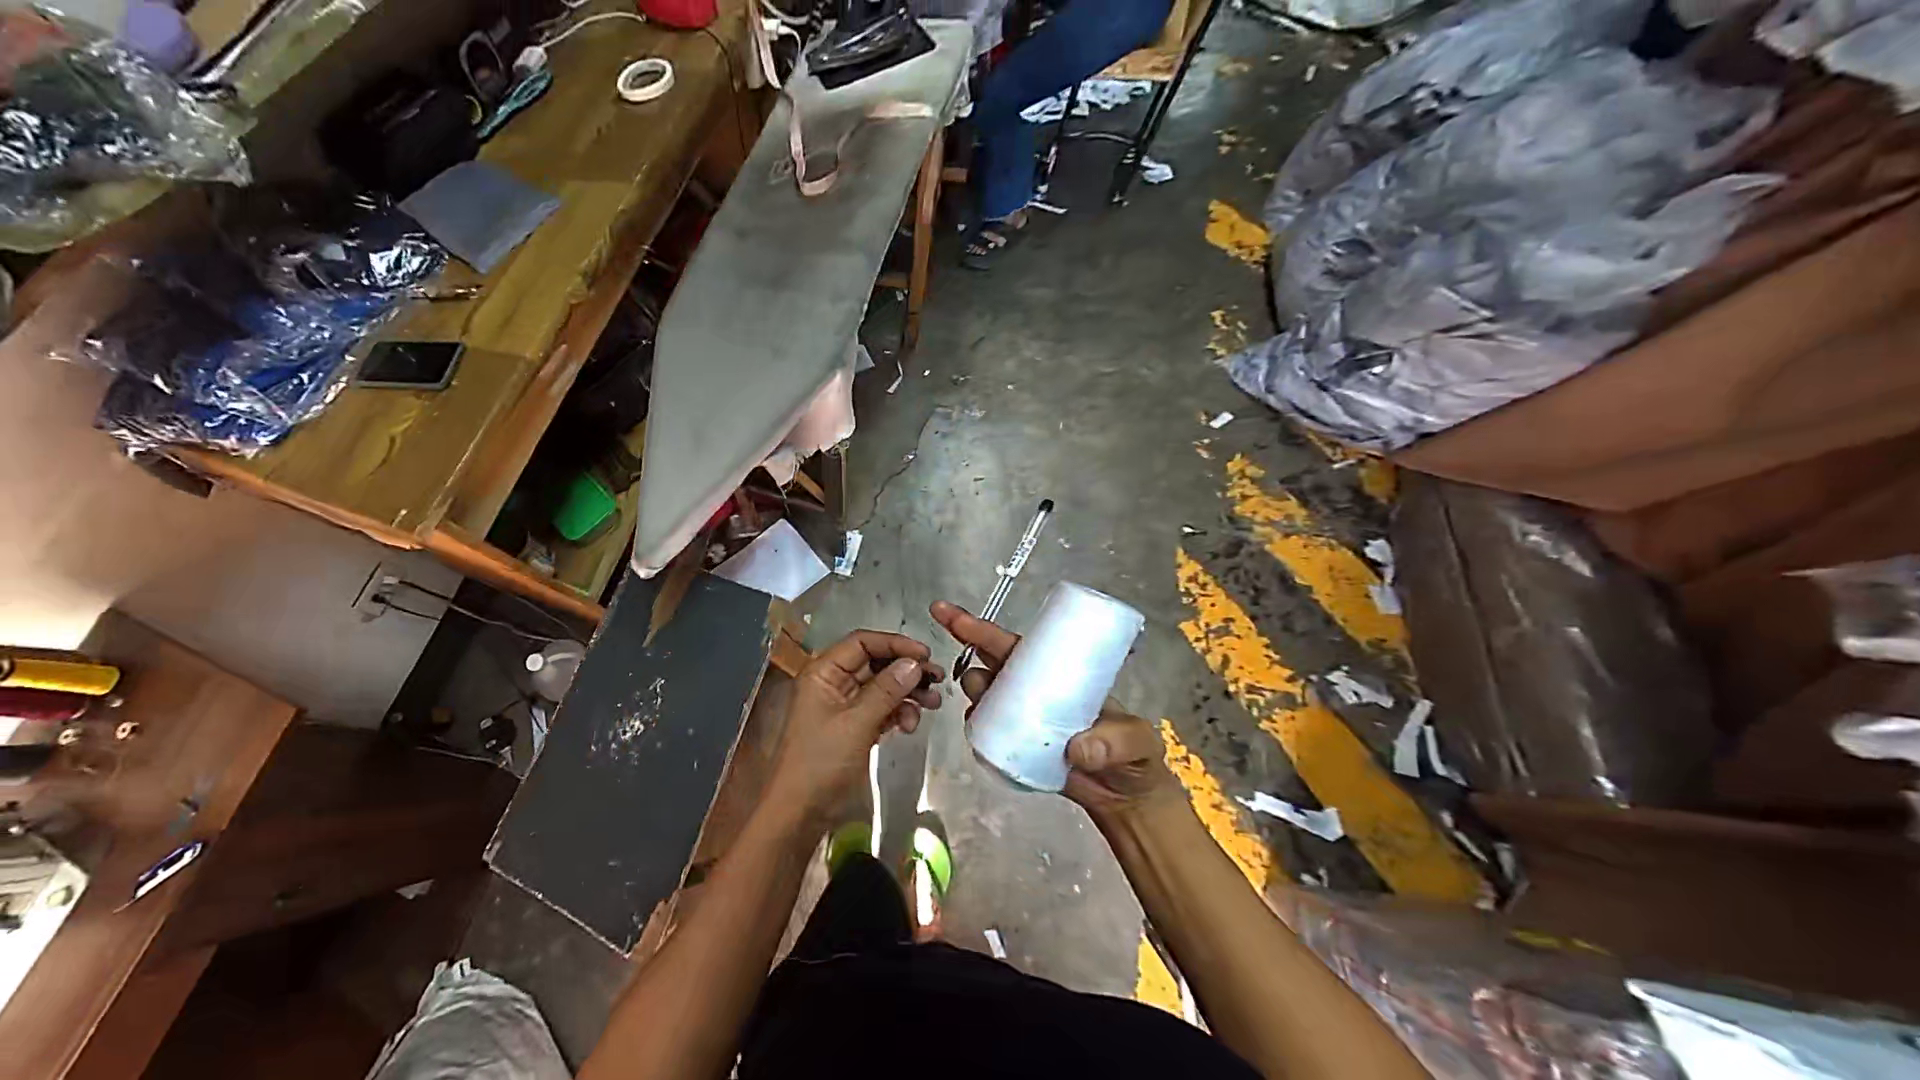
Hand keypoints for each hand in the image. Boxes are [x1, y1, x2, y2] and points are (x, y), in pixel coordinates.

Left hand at [766, 630, 943, 831]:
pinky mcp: (854, 728)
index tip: (926, 655)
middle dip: (906, 670)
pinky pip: (882, 709)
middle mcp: (833, 683)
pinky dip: (898, 713)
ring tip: (932, 704)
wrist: (799, 814)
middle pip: (875, 663)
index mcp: (823, 673)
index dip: (895, 644)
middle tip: (937, 680)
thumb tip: (915, 663)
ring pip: (882, 687)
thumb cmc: (820, 762)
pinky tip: (910, 725)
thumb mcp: (856, 723)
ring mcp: (844, 707)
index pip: (862, 643)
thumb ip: (887, 690)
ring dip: (907, 693)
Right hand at [930, 601, 1181, 822]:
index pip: (1019, 647)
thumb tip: (1077, 748)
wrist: (1128, 799)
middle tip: (968, 673)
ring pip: (987, 697)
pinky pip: (989, 735)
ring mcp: (1025, 721)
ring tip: (976, 699)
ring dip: (975, 693)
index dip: (985, 631)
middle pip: (994, 665)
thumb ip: (1115, 742)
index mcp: (1061, 675)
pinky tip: (975, 730)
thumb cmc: (1135, 757)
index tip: (953, 616)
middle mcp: (1037, 692)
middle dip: (971, 655)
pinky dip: (977, 730)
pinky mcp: (1018, 751)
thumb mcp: (1137, 740)